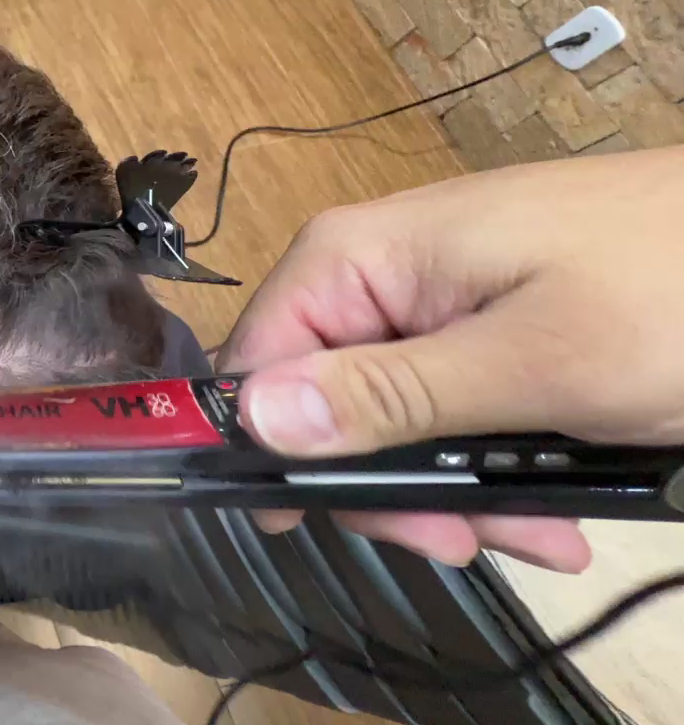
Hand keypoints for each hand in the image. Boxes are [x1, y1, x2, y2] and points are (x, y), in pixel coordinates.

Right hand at [219, 145, 683, 573]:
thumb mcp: (544, 363)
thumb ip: (393, 393)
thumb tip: (256, 418)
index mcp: (348, 260)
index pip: (256, 359)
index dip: (273, 441)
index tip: (315, 520)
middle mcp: (364, 272)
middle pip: (320, 391)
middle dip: (386, 475)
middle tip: (462, 540)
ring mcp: (422, 294)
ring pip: (384, 405)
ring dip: (450, 481)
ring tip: (539, 533)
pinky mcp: (472, 317)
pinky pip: (440, 395)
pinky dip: (483, 455)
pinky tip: (545, 494)